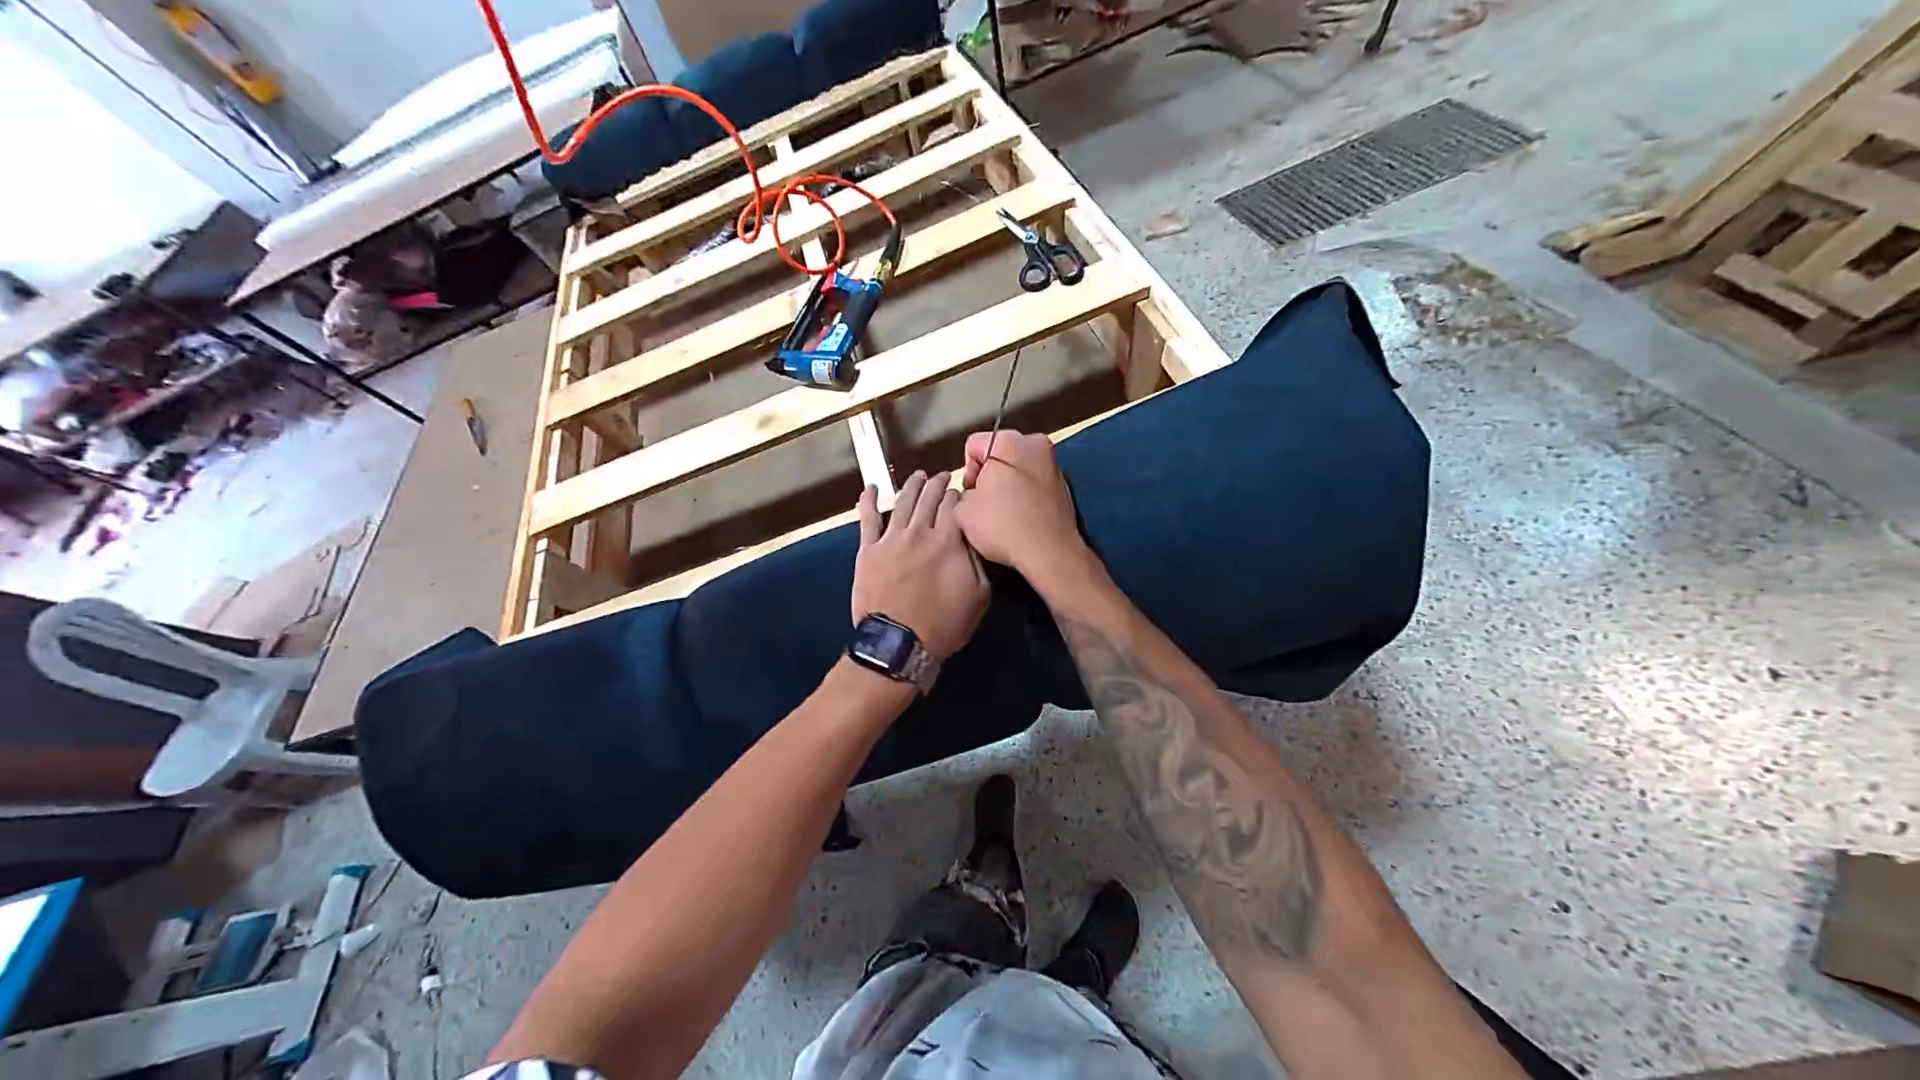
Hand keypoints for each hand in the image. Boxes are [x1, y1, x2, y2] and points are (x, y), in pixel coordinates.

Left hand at [853, 471, 988, 660]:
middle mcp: (920, 532)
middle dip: (938, 484)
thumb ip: (979, 562)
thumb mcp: (979, 596)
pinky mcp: (868, 551)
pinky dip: (867, 500)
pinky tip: (869, 488)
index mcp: (949, 542)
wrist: (898, 642)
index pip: (955, 507)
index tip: (961, 491)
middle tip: (943, 476)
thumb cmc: (943, 625)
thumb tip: (976, 538)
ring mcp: (891, 539)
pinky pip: (867, 519)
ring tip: (918, 476)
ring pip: (902, 502)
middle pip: (930, 498)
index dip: (959, 496)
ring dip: (912, 486)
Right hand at [954, 430, 1086, 582]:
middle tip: (983, 505)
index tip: (970, 494)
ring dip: (1008, 488)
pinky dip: (1026, 498)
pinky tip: (1019, 520)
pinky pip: (1035, 486)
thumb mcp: (962, 511)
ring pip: (1018, 471)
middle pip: (998, 456)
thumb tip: (971, 498)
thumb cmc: (1007, 527)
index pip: (973, 445)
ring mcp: (1054, 466)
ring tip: (1002, 516)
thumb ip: (961, 495)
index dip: (967, 472)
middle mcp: (1036, 445)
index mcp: (1009, 441)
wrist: (1048, 552)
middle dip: (989, 477)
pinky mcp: (1064, 488)